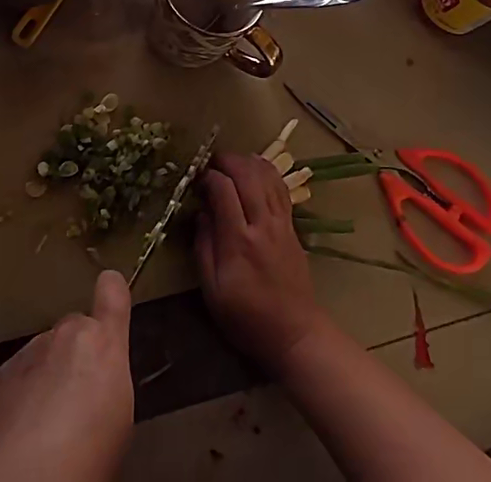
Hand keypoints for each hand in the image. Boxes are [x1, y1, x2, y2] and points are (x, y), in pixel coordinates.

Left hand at [0, 270, 134, 481]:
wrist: (25, 479)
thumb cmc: (90, 452)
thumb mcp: (121, 412)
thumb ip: (111, 378)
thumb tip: (97, 382)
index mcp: (105, 341)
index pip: (112, 292)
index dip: (111, 288)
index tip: (110, 287)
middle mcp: (69, 334)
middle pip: (77, 328)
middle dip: (78, 351)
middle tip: (78, 394)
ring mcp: (32, 350)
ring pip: (47, 351)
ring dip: (50, 371)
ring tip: (46, 418)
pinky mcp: (2, 373)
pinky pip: (22, 371)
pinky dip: (25, 388)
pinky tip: (23, 425)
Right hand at [194, 151, 329, 368]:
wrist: (294, 331)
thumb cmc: (246, 317)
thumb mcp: (213, 291)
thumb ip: (204, 248)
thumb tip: (200, 214)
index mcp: (239, 241)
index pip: (224, 192)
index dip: (209, 177)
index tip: (196, 177)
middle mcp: (262, 224)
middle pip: (248, 177)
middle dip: (229, 161)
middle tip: (211, 160)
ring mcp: (281, 223)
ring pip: (267, 178)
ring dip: (249, 162)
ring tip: (231, 159)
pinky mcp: (291, 226)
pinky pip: (280, 189)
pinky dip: (268, 172)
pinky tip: (258, 167)